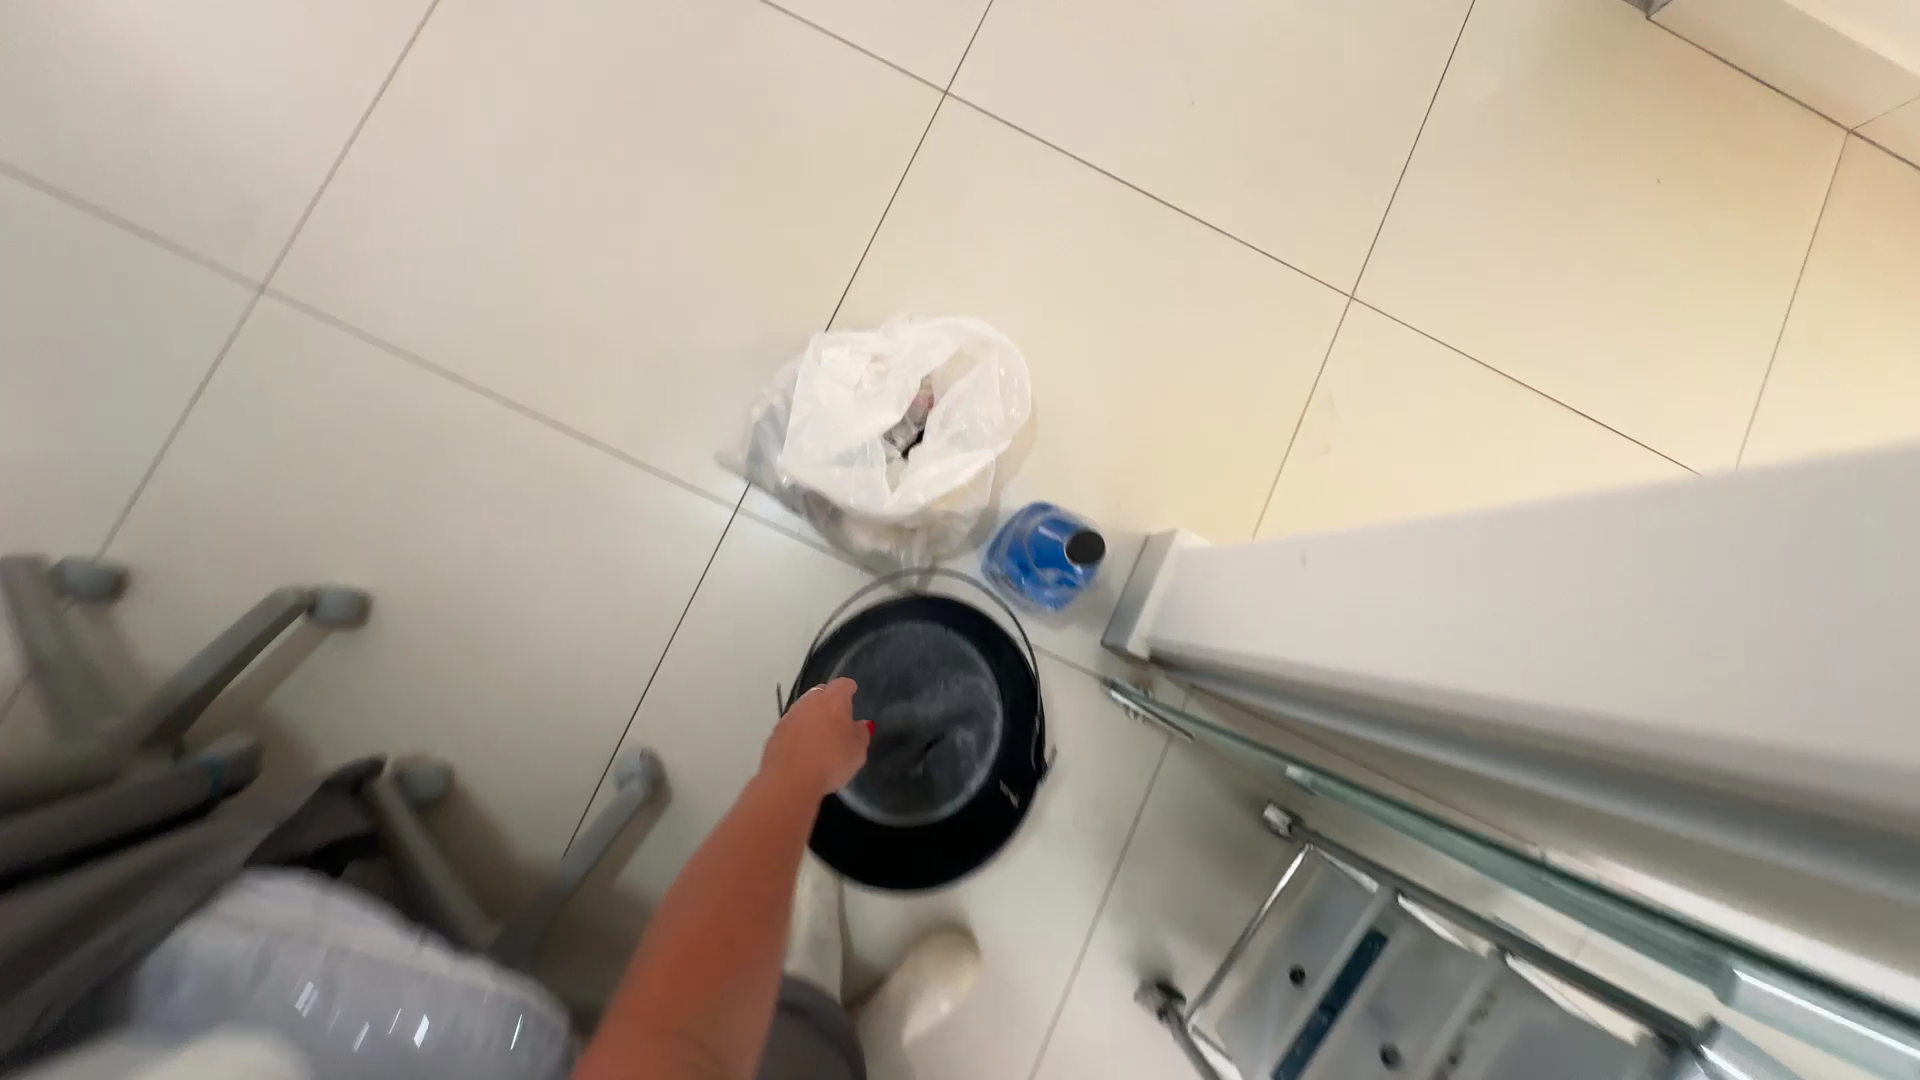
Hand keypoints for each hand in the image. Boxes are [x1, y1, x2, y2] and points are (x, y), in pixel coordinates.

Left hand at [762, 678, 869, 798]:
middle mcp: (809, 702)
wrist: (789, 781)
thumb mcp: (858, 751)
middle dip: (829, 699)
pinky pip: (791, 727)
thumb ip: (861, 733)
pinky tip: (803, 748)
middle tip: (837, 714)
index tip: (853, 691)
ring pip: (803, 709)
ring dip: (811, 716)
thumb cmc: (832, 761)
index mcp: (833, 700)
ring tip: (819, 734)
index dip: (848, 688)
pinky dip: (798, 732)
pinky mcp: (774, 734)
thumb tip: (861, 724)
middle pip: (820, 693)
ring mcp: (789, 717)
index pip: (842, 684)